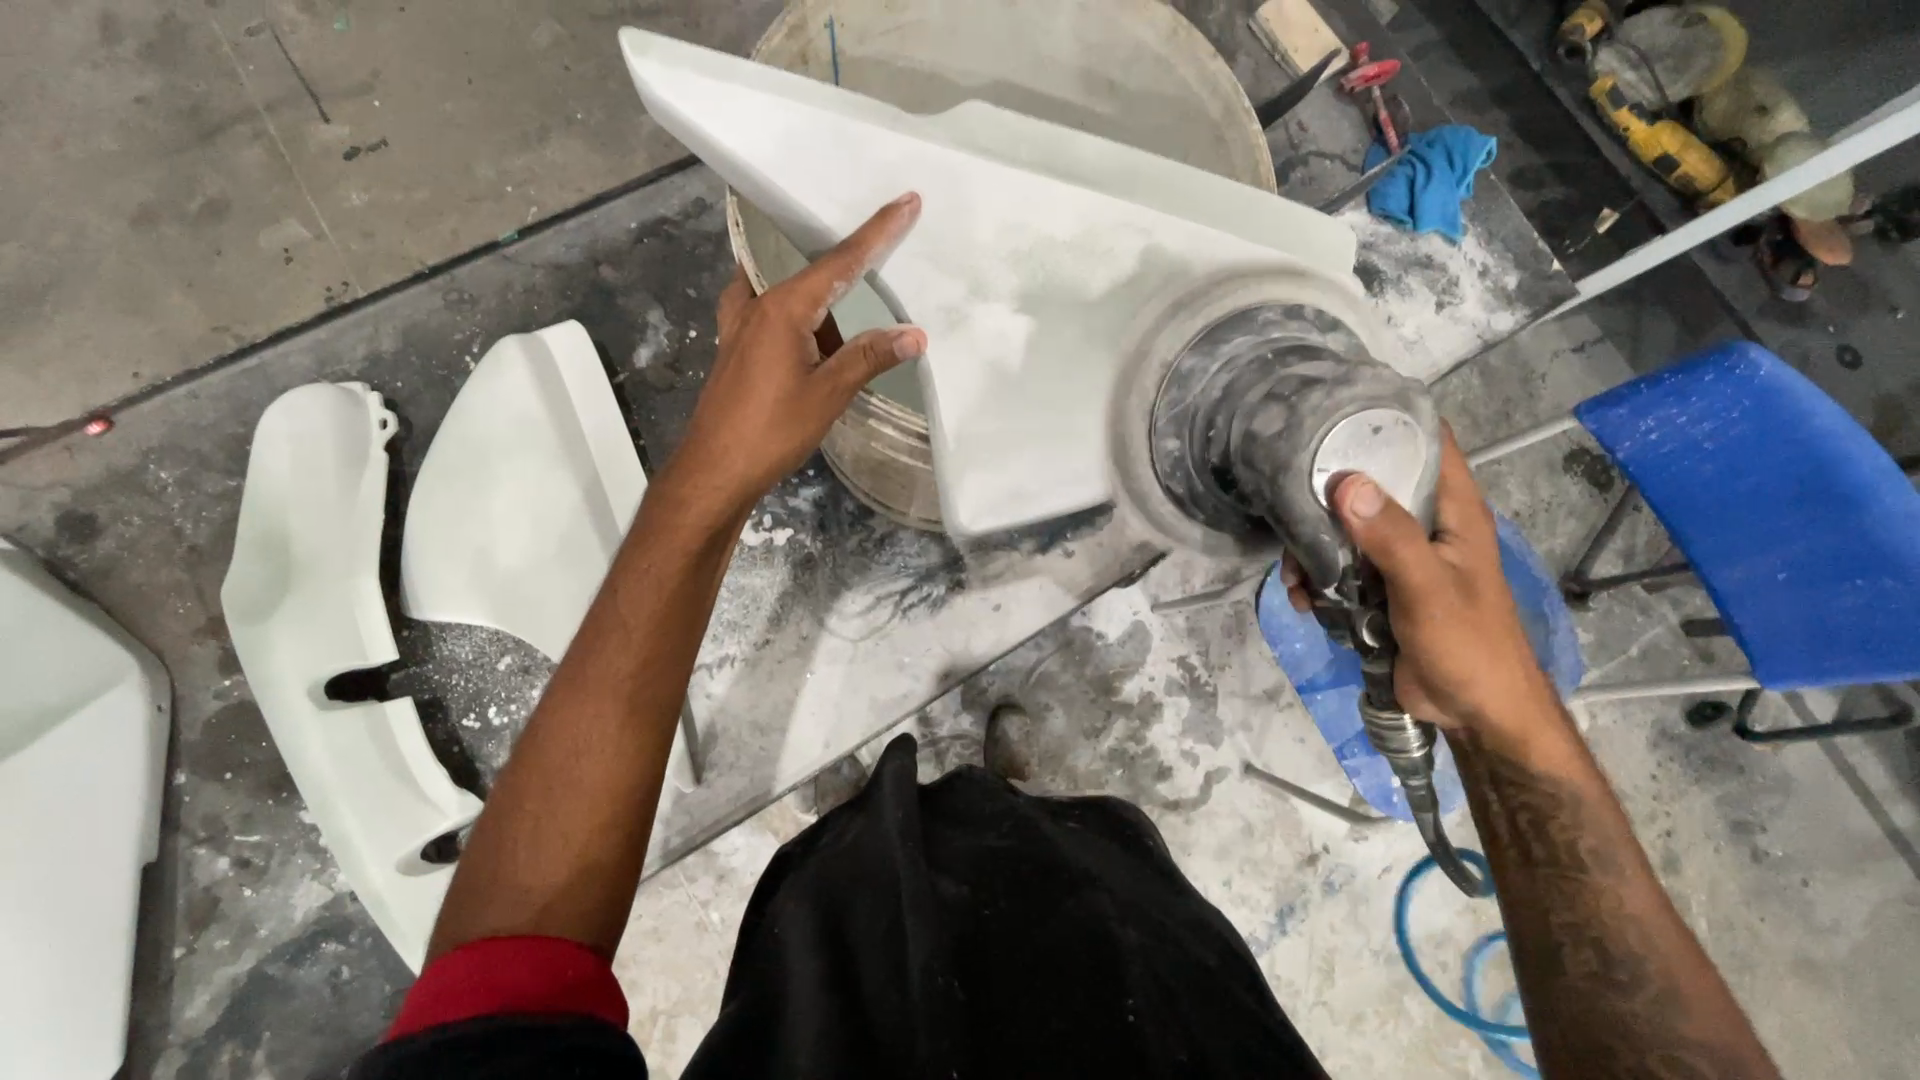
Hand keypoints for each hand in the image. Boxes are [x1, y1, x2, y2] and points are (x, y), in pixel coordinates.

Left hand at [660, 192, 926, 517]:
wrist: (715, 470)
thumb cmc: (771, 430)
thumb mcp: (828, 394)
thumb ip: (869, 357)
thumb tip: (914, 335)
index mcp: (783, 308)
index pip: (840, 261)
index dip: (877, 233)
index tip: (905, 202)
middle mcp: (757, 305)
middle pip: (809, 271)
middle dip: (844, 268)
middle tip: (876, 261)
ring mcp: (740, 326)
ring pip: (787, 294)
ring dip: (818, 305)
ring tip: (846, 333)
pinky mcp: (735, 348)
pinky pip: (767, 313)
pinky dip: (793, 318)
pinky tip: (807, 340)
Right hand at [1284, 427, 1557, 741]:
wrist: (1475, 712)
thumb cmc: (1468, 644)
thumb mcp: (1428, 588)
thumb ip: (1391, 537)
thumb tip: (1345, 482)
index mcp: (1451, 511)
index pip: (1427, 442)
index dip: (1388, 418)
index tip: (1334, 409)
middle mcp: (1423, 525)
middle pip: (1370, 485)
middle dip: (1327, 492)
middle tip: (1289, 499)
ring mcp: (1398, 559)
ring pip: (1344, 531)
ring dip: (1313, 549)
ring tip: (1297, 576)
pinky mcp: (1378, 590)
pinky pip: (1337, 571)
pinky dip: (1317, 583)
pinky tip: (1305, 601)